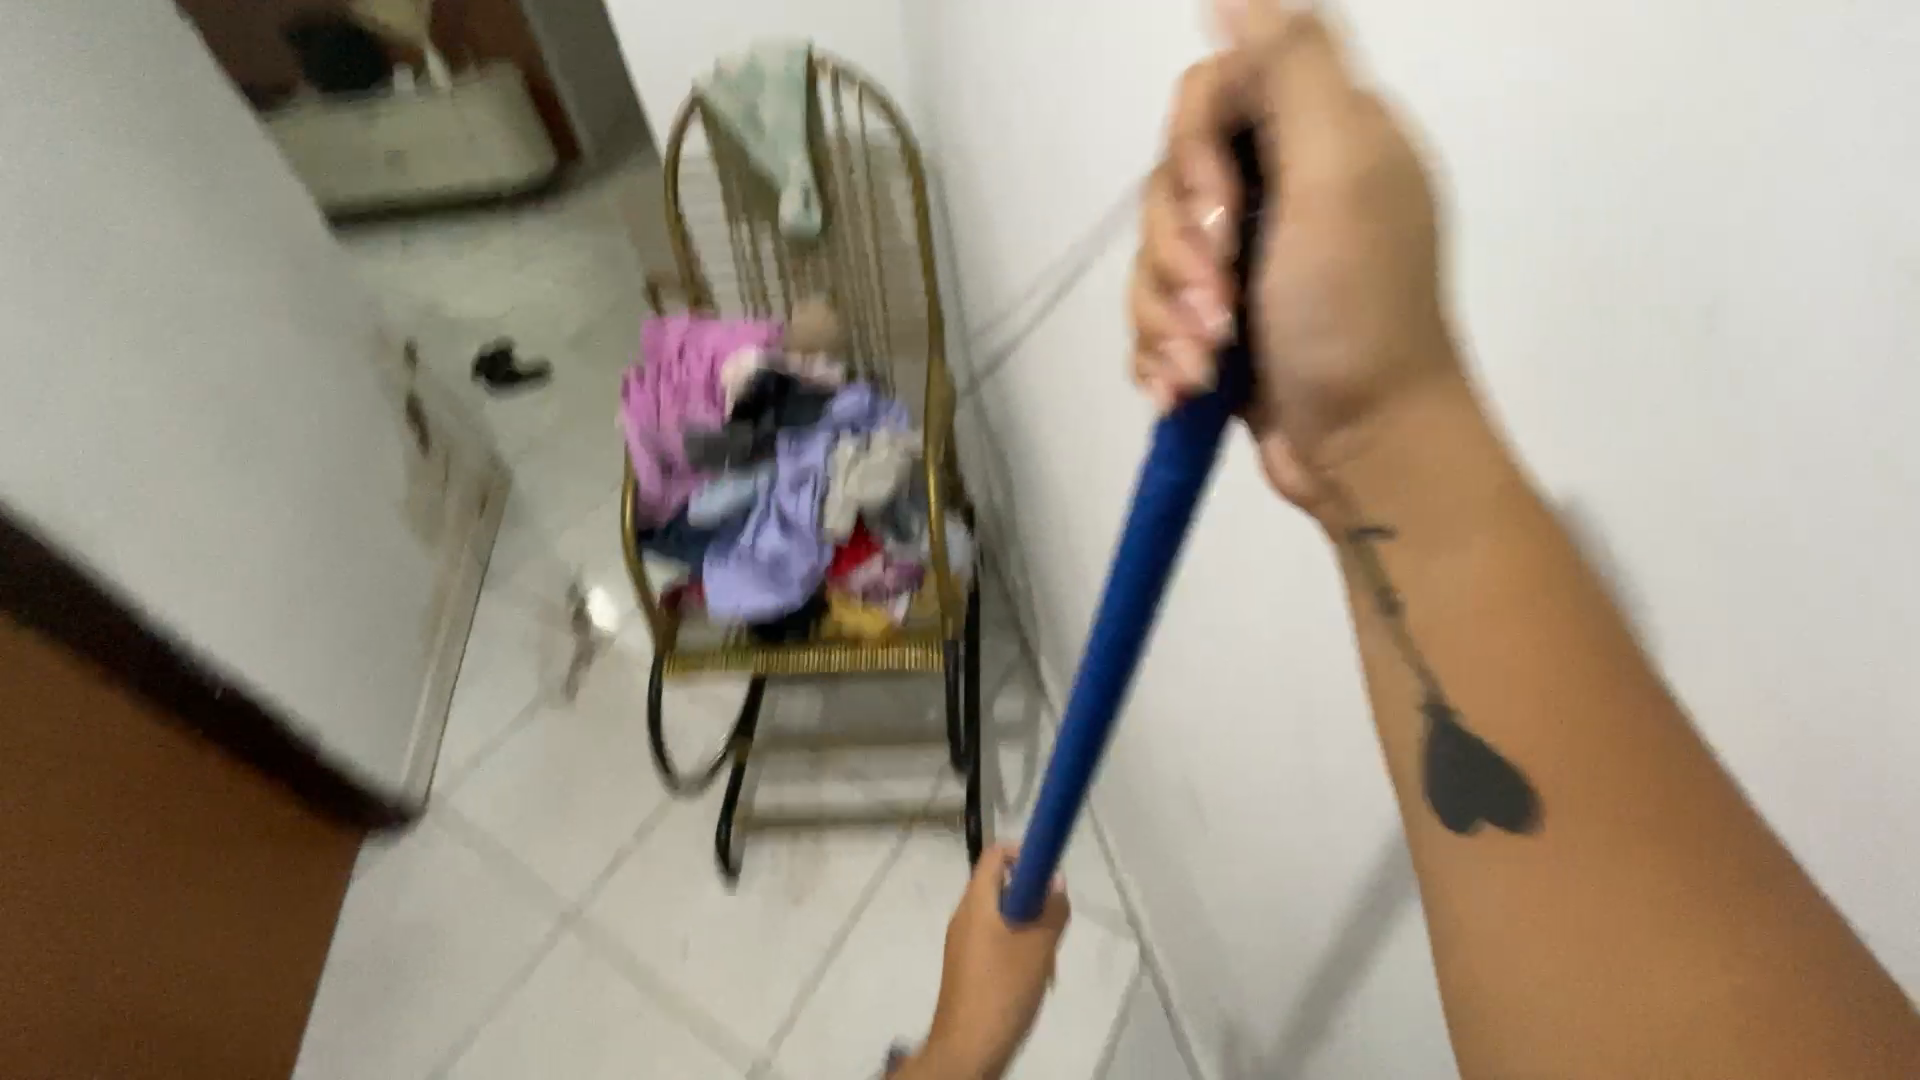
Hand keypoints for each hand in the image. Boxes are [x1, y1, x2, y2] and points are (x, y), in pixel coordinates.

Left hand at [900, 846, 1070, 1079]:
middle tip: (1052, 924)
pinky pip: (993, 942)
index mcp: (976, 903)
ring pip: (1001, 917)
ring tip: (1045, 960)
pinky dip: (1015, 949)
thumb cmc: (1002, 991)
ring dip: (1028, 930)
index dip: (1023, 854)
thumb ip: (1052, 911)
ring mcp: (962, 943)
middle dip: (1032, 899)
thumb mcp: (1038, 949)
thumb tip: (1056, 882)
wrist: (966, 1051)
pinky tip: (1031, 980)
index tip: (1048, 872)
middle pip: (1000, 886)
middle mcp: (964, 916)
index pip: (995, 855)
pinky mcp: (965, 968)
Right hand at [1130, 1, 1462, 514]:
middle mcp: (1275, 197)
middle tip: (1220, 311)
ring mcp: (1242, 272)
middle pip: (1167, 190)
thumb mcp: (1340, 171)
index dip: (1193, 156)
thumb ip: (1292, 67)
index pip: (1209, 100)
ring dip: (1165, 322)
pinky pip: (1153, 323)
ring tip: (1203, 370)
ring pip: (1150, 267)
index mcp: (1314, 143)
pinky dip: (1160, 358)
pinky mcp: (1215, 331)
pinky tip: (1181, 392)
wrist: (1361, 447)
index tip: (1221, 212)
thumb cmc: (1355, 313)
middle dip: (1178, 261)